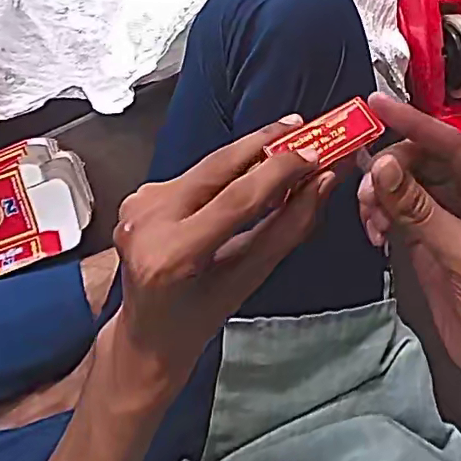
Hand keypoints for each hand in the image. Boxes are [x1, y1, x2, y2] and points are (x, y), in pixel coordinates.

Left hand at [106, 116, 338, 398]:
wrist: (146, 333)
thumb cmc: (198, 317)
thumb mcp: (249, 279)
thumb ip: (289, 227)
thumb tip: (321, 183)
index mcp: (173, 255)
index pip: (237, 198)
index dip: (280, 171)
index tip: (313, 154)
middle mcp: (149, 222)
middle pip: (218, 166)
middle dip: (264, 143)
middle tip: (299, 127)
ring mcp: (139, 205)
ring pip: (207, 165)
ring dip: (248, 154)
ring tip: (284, 146)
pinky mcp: (139, 194)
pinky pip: (193, 174)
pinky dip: (225, 170)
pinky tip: (246, 171)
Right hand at [359, 92, 460, 390]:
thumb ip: (422, 212)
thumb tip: (383, 169)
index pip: (452, 143)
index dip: (413, 123)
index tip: (379, 106)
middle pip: (419, 157)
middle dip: (389, 170)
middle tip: (369, 191)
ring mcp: (447, 208)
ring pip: (402, 179)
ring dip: (379, 193)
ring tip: (373, 220)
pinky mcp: (425, 230)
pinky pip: (393, 205)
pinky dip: (378, 213)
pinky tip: (377, 232)